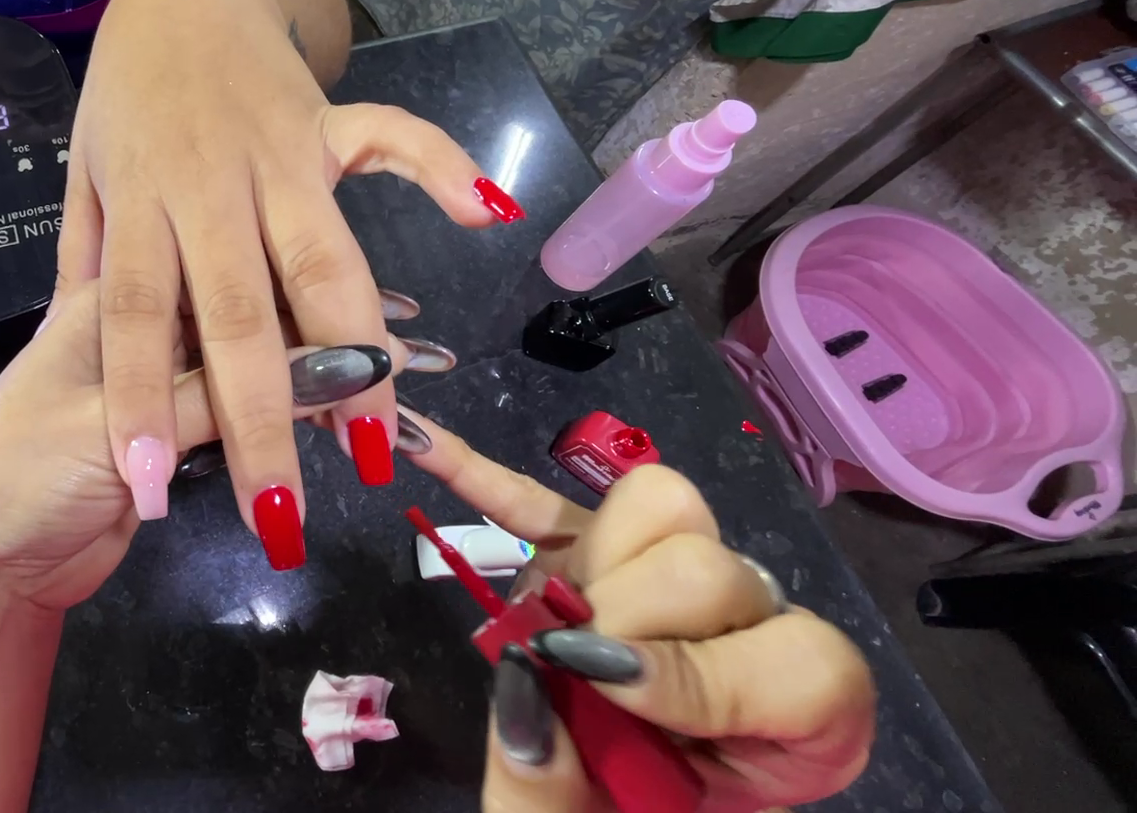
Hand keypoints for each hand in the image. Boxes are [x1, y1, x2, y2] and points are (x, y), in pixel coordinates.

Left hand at [0, 282, 403, 610]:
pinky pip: (236, 412)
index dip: (291, 303)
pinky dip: (281, 419)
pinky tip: (332, 416)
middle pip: (242, 321)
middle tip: (396, 358)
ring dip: (304, 381)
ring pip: (247, 363)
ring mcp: (160, 378)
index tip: (366, 323)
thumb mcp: (107, 425)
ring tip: (378, 392)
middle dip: (312, 341)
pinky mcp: (174, 431)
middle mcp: (144, 324)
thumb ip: (211, 399)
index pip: (217, 286)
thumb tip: (324, 376)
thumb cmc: (19, 469)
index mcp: (111, 297)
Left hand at [57, 0, 509, 569]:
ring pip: (321, 259)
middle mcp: (210, 185)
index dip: (140, 401)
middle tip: (281, 512)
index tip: (149, 486)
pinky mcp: (327, 118)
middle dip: (261, 418)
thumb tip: (88, 347)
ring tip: (372, 440)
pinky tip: (483, 214)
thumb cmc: (125, 95)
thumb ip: (86, 258)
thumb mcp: (83, 175)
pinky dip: (439, 166)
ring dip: (353, 349)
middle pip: (238, 311)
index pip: (139, 315)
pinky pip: (393, 138)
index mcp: (140, 202)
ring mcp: (275, 150)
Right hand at [395, 411, 875, 812]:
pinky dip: (481, 476)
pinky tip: (423, 449)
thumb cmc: (612, 812)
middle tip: (562, 653)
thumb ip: (553, 797)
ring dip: (588, 550)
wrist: (590, 788)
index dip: (705, 671)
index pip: (802, 663)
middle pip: (713, 566)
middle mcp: (748, 627)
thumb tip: (520, 688)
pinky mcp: (590, 544)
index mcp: (797, 725)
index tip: (602, 682)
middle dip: (623, 610)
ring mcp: (657, 569)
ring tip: (550, 608)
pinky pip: (539, 499)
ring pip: (661, 503)